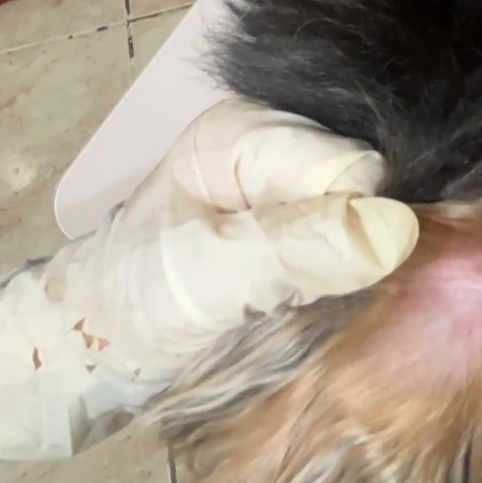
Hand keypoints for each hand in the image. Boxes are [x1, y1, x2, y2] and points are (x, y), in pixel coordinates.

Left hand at [0, 98, 418, 459]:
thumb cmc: (128, 305)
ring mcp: (283, 183)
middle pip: (363, 181)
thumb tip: (399, 229)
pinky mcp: (290, 220)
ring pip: (363, 212)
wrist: (82, 351)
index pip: (351, 163)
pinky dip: (350, 273)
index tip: (358, 283)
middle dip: (365, 240)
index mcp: (246, 131)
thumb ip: (296, 249)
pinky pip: (349, 237)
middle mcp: (274, 143)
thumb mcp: (208, 278)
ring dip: (359, 262)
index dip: (365, 222)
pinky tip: (332, 298)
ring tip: (329, 301)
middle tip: (340, 297)